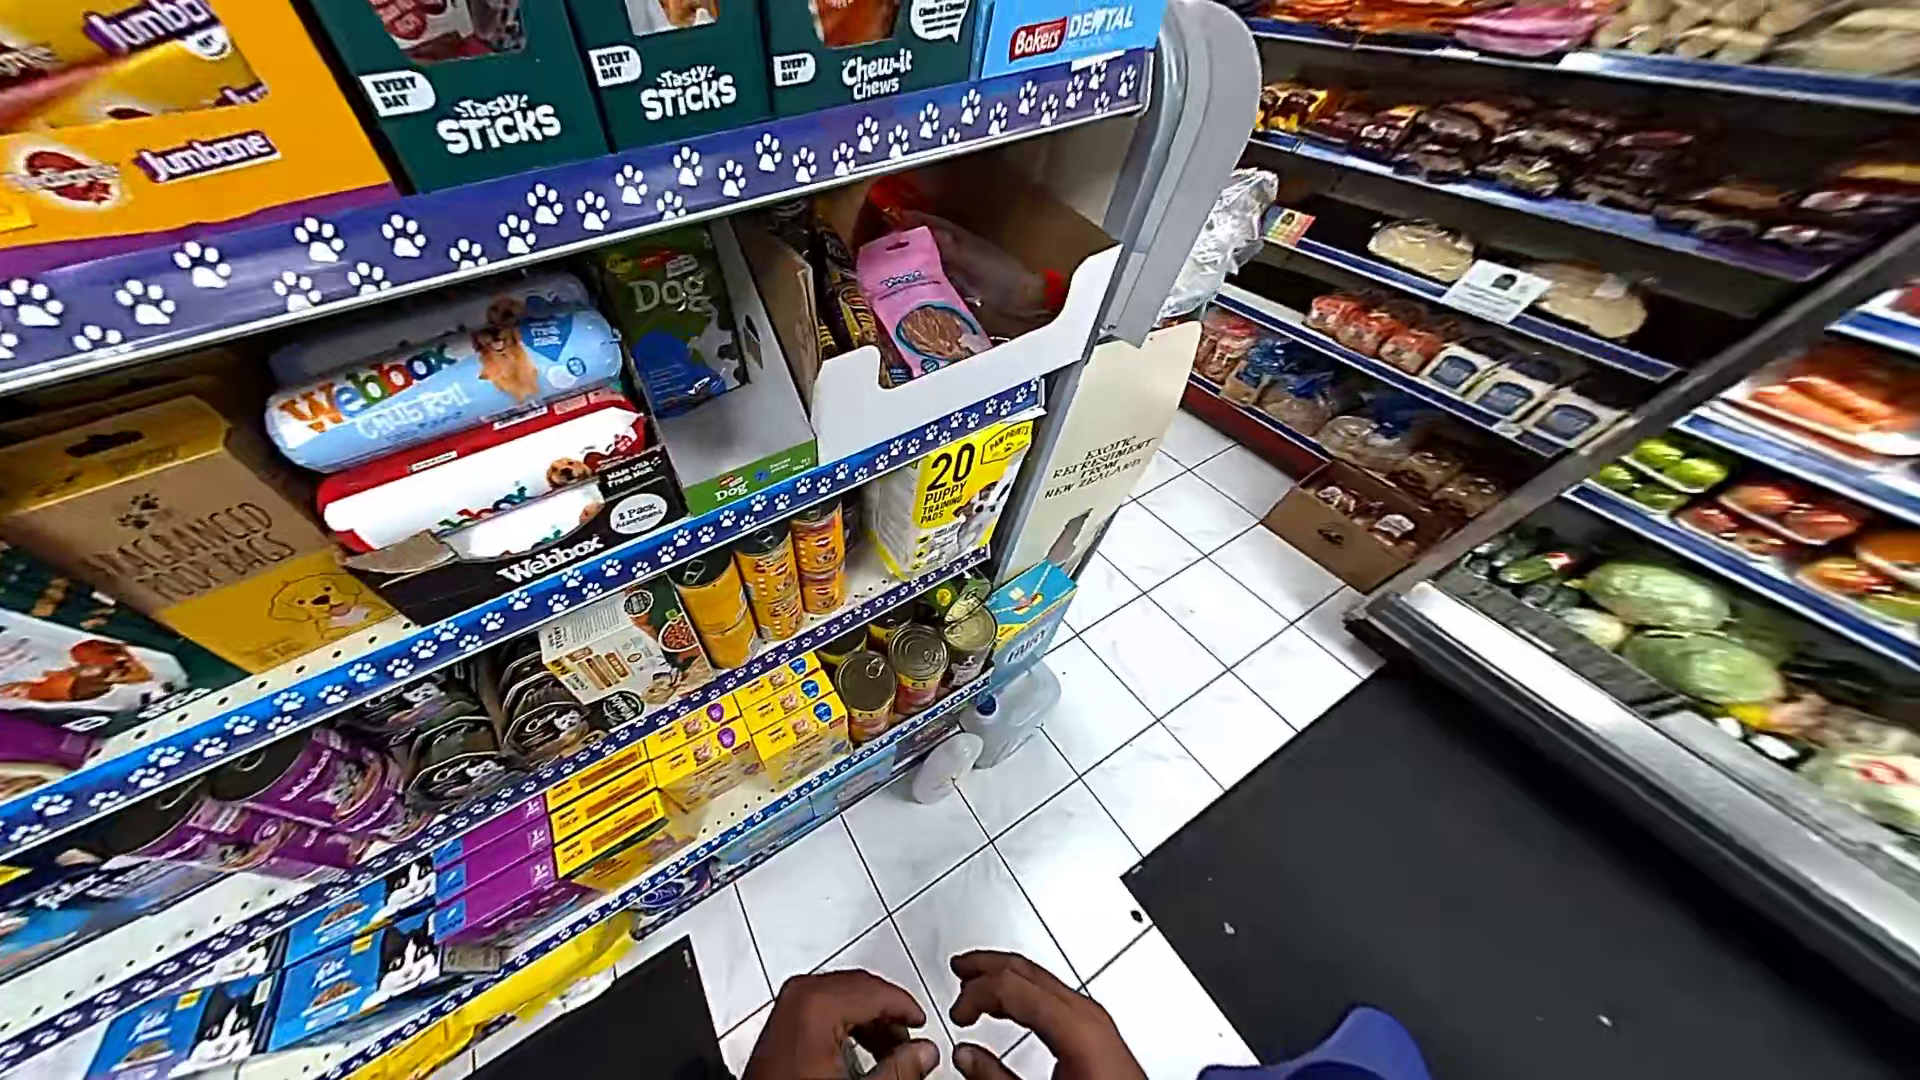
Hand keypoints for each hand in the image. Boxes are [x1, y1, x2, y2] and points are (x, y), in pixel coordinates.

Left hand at [743, 970, 939, 1079]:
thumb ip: (896, 1070)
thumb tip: (925, 1052)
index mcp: (818, 1002)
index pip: (876, 991)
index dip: (904, 1007)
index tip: (920, 1022)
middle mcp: (801, 992)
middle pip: (861, 989)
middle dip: (888, 1014)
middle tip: (908, 1039)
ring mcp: (790, 1001)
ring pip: (845, 995)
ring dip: (869, 1019)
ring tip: (889, 1050)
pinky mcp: (783, 1016)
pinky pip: (826, 1004)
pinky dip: (848, 1022)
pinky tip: (861, 1049)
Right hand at [947, 951, 1145, 1079]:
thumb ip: (999, 1079)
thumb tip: (966, 1056)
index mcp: (1076, 1025)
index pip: (1014, 984)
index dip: (977, 992)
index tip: (957, 1011)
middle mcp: (1087, 1012)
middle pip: (1027, 969)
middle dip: (988, 965)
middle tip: (959, 969)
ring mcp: (1094, 1017)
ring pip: (1039, 977)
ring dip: (1004, 974)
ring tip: (976, 980)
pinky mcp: (1097, 1028)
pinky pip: (1051, 993)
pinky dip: (1022, 989)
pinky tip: (1009, 1001)